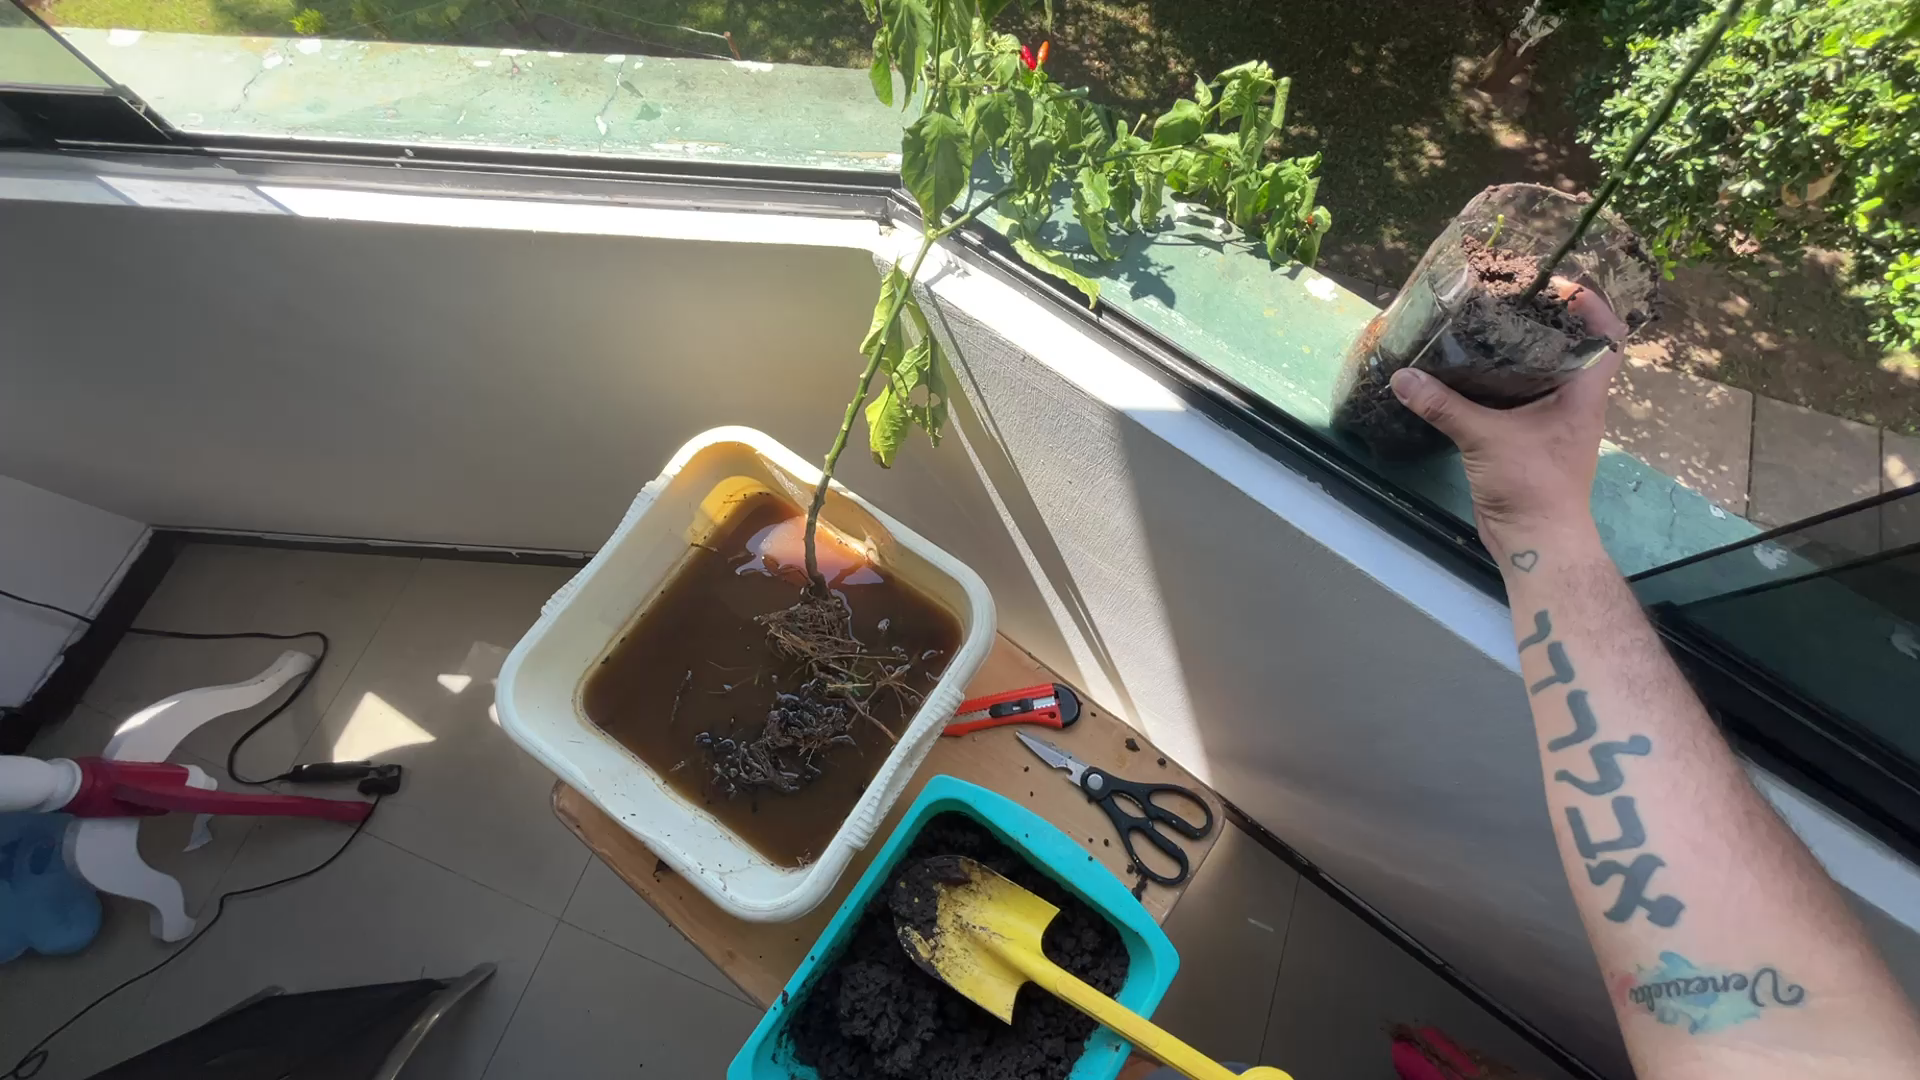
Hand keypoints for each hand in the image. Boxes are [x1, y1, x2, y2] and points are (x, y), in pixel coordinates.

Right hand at [1387, 279, 1627, 564]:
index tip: (1558, 286)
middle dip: (1542, 326)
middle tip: (1505, 304)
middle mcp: (1572, 403)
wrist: (1534, 537)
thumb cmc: (1531, 483)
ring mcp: (1549, 424)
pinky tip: (1465, 380)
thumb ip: (1443, 406)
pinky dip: (1494, 387)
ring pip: (1538, 377)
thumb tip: (1402, 377)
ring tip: (1480, 333)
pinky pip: (1513, 402)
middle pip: (1569, 351)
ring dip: (1515, 357)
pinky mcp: (1524, 441)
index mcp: (1583, 394)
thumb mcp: (1485, 438)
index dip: (1592, 307)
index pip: (1607, 338)